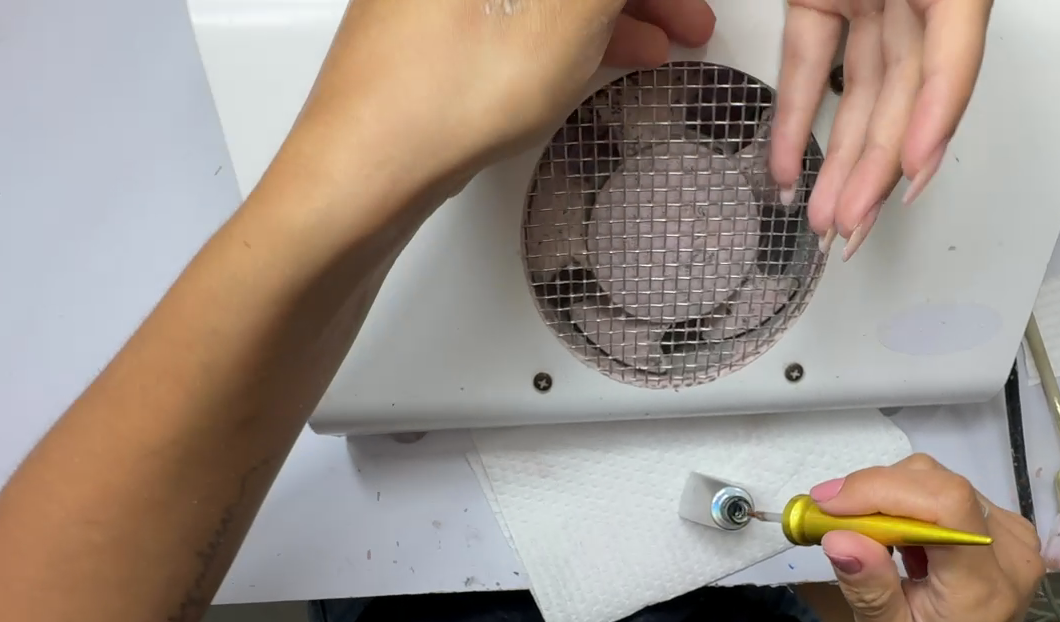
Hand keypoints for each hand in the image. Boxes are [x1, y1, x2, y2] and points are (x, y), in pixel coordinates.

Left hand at [284, 0, 715, 199]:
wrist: (369, 168)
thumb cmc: (441, 96)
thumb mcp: (565, 17)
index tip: (682, 3)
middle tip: (690, 14)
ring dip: (617, 8)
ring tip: (667, 39)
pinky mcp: (445, 20)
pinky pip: (529, 9)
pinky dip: (577, 26)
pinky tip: (611, 50)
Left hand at [770, 0, 992, 258]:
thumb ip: (952, 41)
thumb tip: (930, 126)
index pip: (948, 66)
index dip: (932, 121)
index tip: (911, 176)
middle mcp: (913, 2)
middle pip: (897, 100)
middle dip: (873, 171)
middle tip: (850, 229)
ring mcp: (865, 3)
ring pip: (854, 99)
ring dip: (837, 165)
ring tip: (822, 224)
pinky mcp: (815, 0)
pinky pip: (805, 67)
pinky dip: (794, 124)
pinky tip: (788, 175)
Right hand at [813, 455, 1041, 621]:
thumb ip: (869, 590)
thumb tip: (839, 537)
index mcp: (983, 587)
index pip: (946, 505)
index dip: (883, 490)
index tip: (829, 504)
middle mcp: (1009, 551)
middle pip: (939, 485)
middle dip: (874, 491)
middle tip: (826, 515)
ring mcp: (1010, 535)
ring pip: (937, 481)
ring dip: (885, 495)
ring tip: (853, 528)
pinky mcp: (999, 528)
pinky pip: (942, 493)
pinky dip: (902, 501)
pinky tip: (883, 532)